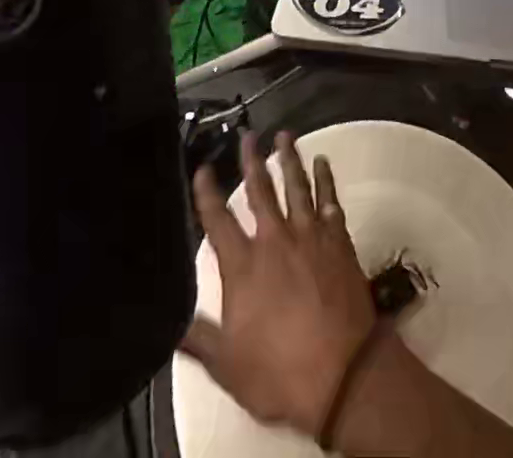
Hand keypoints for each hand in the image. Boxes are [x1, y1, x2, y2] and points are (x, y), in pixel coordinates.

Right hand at [179, 130, 376, 437]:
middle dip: (251, 160)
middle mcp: (274, 241)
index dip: (206, 191)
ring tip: (285, 136)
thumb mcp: (227, 364)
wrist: (348, 378)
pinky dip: (326, 182)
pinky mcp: (339, 244)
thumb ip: (196, 337)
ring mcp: (309, 238)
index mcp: (243, 265)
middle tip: (248, 135)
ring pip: (296, 188)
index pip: (217, 219)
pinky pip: (330, 203)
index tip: (202, 167)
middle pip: (260, 190)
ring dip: (289, 160)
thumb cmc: (282, 372)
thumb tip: (164, 321)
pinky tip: (323, 165)